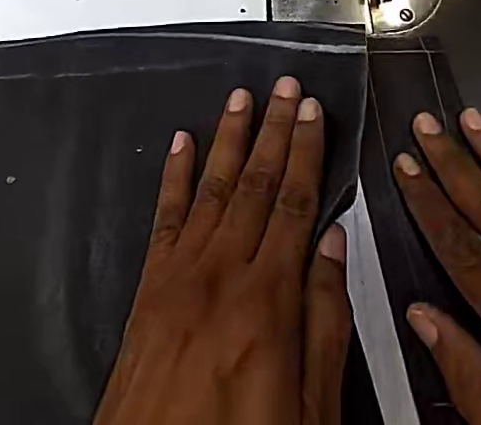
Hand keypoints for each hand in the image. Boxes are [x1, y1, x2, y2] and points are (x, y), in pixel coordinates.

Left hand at [94, 77, 353, 424]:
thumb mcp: (310, 409)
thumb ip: (325, 319)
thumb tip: (332, 244)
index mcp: (266, 301)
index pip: (294, 202)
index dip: (307, 152)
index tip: (314, 113)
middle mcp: (220, 275)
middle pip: (257, 183)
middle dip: (275, 129)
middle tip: (286, 88)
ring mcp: (179, 277)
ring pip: (214, 187)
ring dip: (230, 137)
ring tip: (242, 98)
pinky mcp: (148, 290)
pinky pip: (165, 216)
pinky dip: (175, 174)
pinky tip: (182, 142)